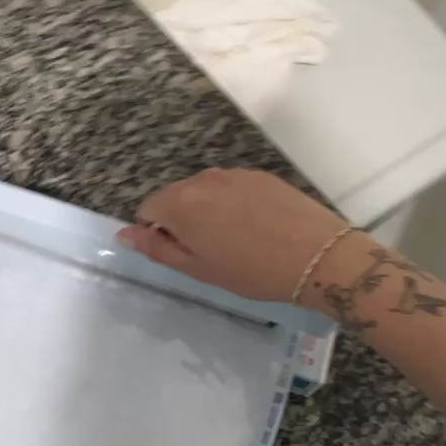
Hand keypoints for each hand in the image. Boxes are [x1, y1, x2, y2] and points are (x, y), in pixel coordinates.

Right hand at [116, 168, 346, 302]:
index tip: (180, 255)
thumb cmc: (252, 271)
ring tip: (233, 241)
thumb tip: (125, 233)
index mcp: (181, 203)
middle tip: (206, 252)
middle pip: (174, 197)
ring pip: (203, 191)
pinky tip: (255, 228)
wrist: (319, 257)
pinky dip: (232, 204)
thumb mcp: (198, 269)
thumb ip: (156, 248)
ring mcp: (234, 174)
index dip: (156, 234)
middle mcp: (202, 180)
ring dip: (206, 211)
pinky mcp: (260, 176)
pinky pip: (231, 187)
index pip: (147, 210)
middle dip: (180, 220)